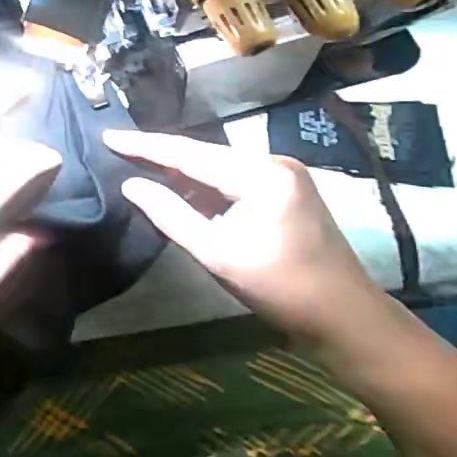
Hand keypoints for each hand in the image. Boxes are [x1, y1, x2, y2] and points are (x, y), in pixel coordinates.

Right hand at [104, 130, 393, 350]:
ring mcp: (283, 174)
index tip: (109, 137)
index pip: (190, 154)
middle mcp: (274, 162)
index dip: (146, 146)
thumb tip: (131, 185)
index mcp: (262, 175)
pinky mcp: (285, 188)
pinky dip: (204, 184)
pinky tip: (180, 189)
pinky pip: (233, 177)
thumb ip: (170, 214)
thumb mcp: (217, 254)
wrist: (347, 320)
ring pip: (217, 165)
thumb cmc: (282, 290)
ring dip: (182, 170)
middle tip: (119, 149)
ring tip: (140, 166)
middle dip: (161, 154)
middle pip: (204, 154)